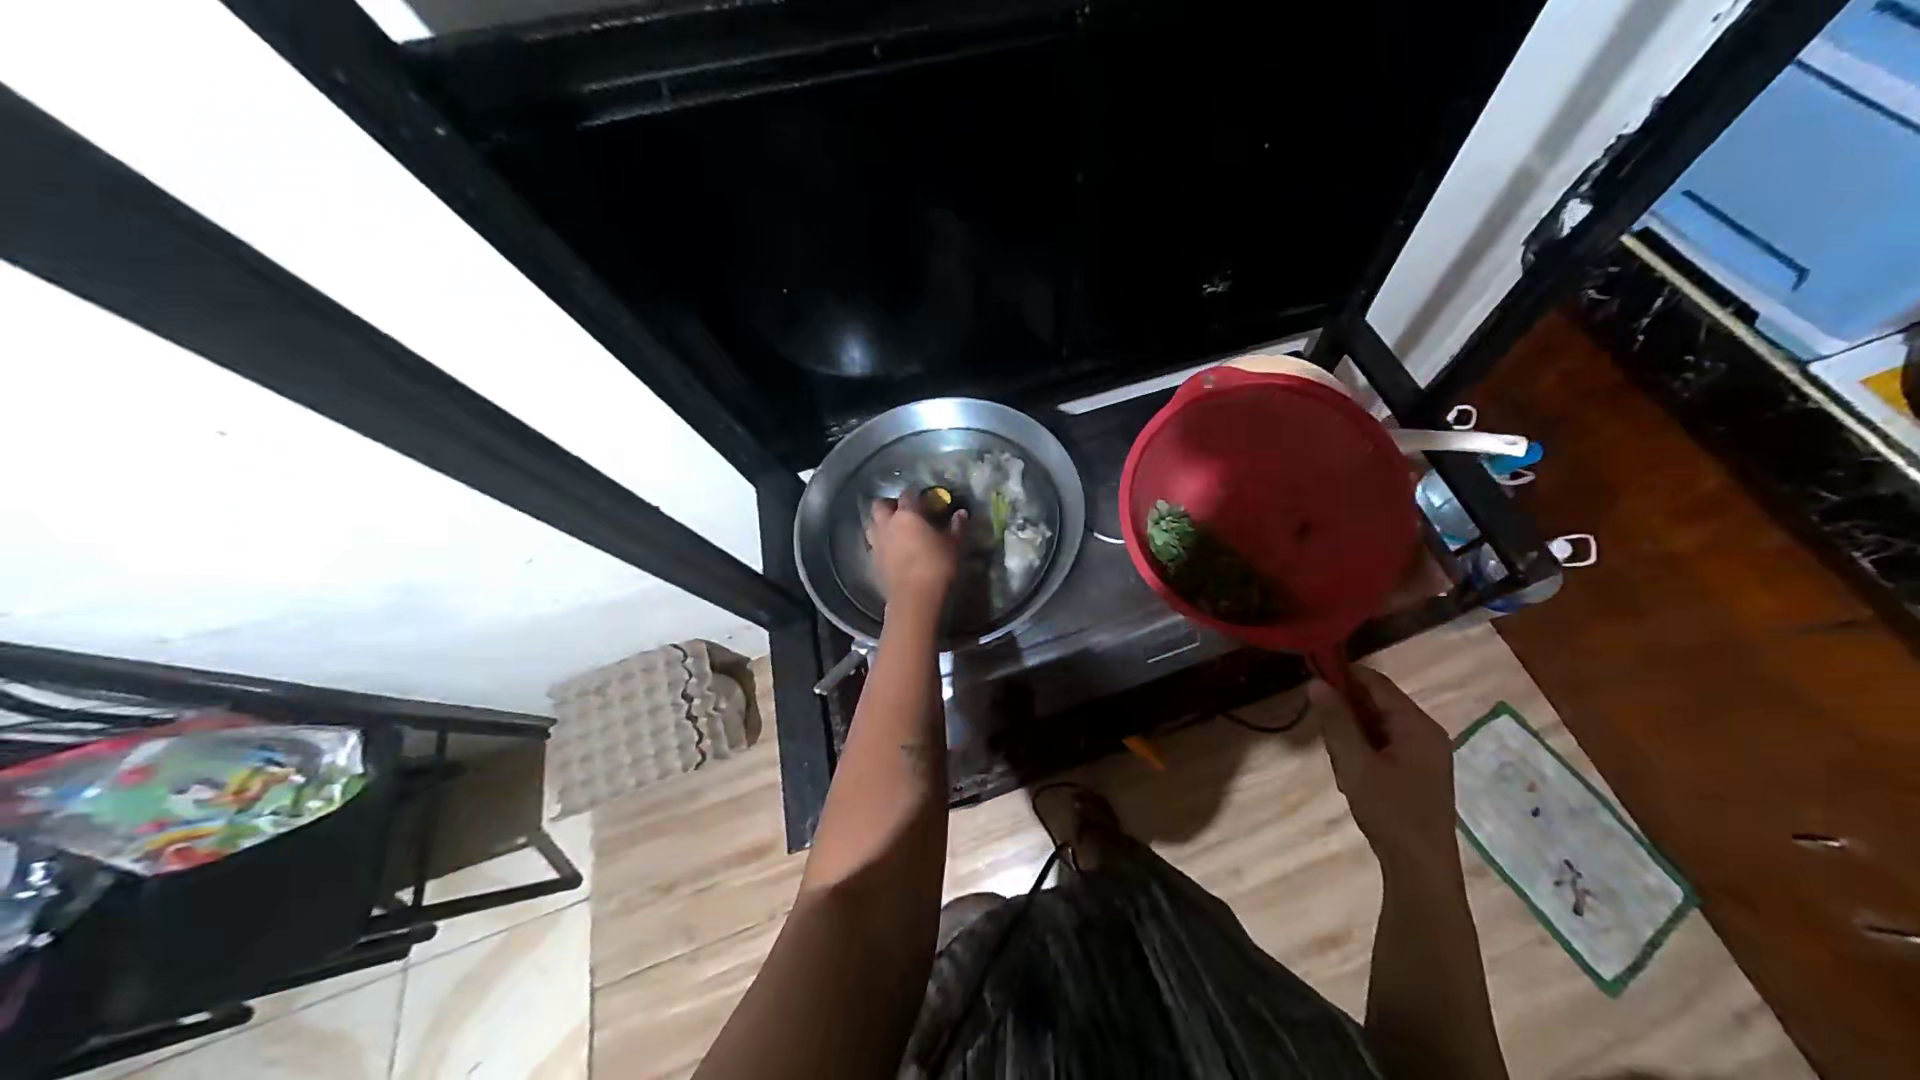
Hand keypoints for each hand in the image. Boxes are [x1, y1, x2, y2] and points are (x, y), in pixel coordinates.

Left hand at [866, 498, 965, 606]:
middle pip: (879, 505)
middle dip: (889, 504)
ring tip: (893, 530)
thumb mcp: (953, 545)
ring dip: (880, 522)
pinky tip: (890, 550)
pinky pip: (872, 544)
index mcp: (907, 515)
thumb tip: (961, 513)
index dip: (916, 494)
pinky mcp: (872, 560)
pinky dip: (879, 543)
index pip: (908, 494)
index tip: (925, 500)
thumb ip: (957, 526)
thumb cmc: (936, 566)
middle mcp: (887, 524)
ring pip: (871, 523)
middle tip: (903, 512)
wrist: (914, 597)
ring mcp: (877, 542)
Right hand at [1315, 667, 1458, 880]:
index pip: (1376, 682)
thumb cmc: (1390, 811)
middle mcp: (1426, 732)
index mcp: (1417, 725)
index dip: (1343, 675)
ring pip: (1377, 725)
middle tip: (1322, 732)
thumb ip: (1335, 721)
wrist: (1421, 867)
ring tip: (1339, 761)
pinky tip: (1351, 773)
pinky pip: (1384, 743)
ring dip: (1351, 734)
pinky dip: (1362, 749)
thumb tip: (1316, 682)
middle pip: (1377, 702)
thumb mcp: (1355, 763)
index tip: (1310, 677)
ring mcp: (1425, 753)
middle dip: (1345, 711)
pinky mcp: (1418, 771)